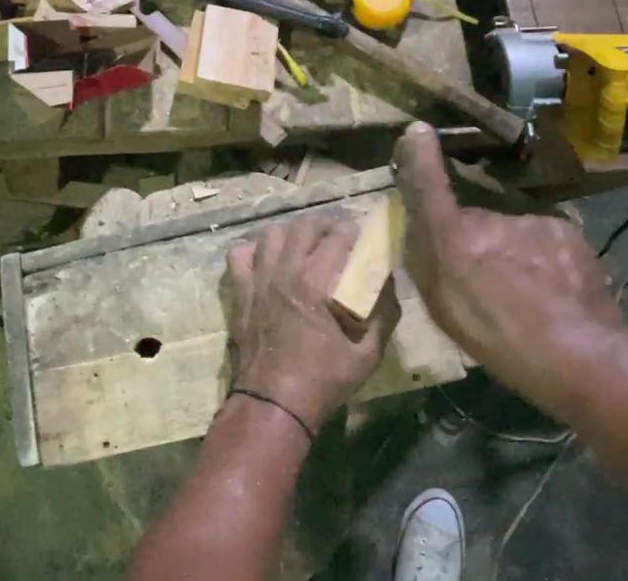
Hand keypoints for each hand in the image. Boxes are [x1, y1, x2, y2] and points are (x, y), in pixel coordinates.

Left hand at [225, 214, 399, 429]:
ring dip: (290, 233)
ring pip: (271, 234)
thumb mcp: (368, 354)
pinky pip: (239, 254)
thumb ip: (383, 314)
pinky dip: (252, 250)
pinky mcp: (240, 291)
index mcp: (317, 283)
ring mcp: (258, 279)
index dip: (353, 230)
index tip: (362, 235)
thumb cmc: (324, 380)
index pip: (338, 236)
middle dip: (324, 224)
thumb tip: (388, 283)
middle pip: (303, 226)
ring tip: (302, 244)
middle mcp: (285, 271)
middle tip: (335, 236)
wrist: (273, 402)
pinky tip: (266, 259)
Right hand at [394, 122, 627, 420]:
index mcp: (451, 238)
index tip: (420, 130)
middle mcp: (488, 219)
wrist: (579, 355)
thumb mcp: (442, 307)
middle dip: (477, 239)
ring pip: (513, 230)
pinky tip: (553, 290)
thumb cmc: (498, 339)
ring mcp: (531, 221)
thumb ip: (428, 259)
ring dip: (514, 252)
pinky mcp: (566, 229)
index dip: (422, 156)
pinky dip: (544, 258)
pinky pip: (544, 238)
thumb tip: (420, 224)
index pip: (429, 184)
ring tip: (527, 293)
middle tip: (489, 278)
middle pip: (475, 218)